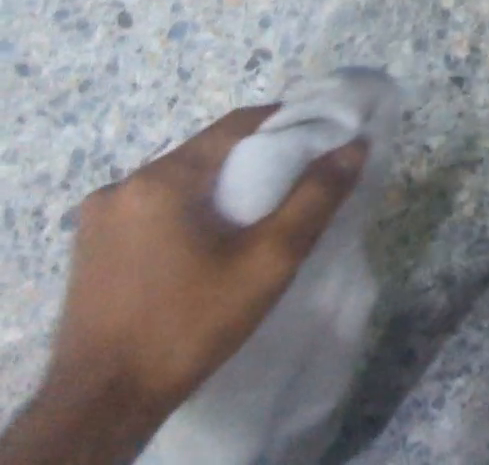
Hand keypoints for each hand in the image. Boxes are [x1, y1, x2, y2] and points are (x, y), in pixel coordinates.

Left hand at [43, 106, 367, 423]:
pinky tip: (229, 234)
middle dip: (266, 157)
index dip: (293, 121)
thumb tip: (356, 145)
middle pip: (212, 151)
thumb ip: (318, 195)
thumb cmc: (193, 320)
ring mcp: (101, 219)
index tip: (335, 133)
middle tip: (314, 175)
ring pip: (189, 180)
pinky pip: (164, 205)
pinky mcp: (96, 247)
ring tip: (278, 208)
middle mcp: (121, 189)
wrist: (104, 402)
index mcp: (159, 181)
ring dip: (234, 184)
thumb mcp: (273, 257)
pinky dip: (205, 206)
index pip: (238, 125)